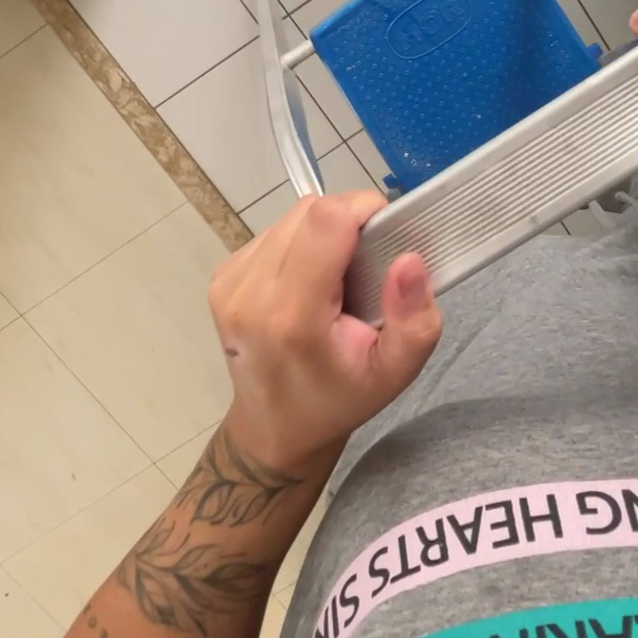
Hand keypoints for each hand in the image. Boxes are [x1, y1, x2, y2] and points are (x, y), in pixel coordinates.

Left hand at [209, 191, 440, 472]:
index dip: (363, 210)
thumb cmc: (340, 398)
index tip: (386, 234)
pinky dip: (301, 242)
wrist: (275, 427)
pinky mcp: (222, 276)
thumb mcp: (395, 372)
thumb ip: (414, 321)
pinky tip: (310, 277)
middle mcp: (250, 293)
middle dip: (348, 221)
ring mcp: (230, 283)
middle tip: (367, 260)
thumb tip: (410, 259)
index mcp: (292, 317)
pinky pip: (274, 232)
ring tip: (338, 273)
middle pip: (310, 212)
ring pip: (292, 217)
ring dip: (324, 231)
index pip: (326, 220)